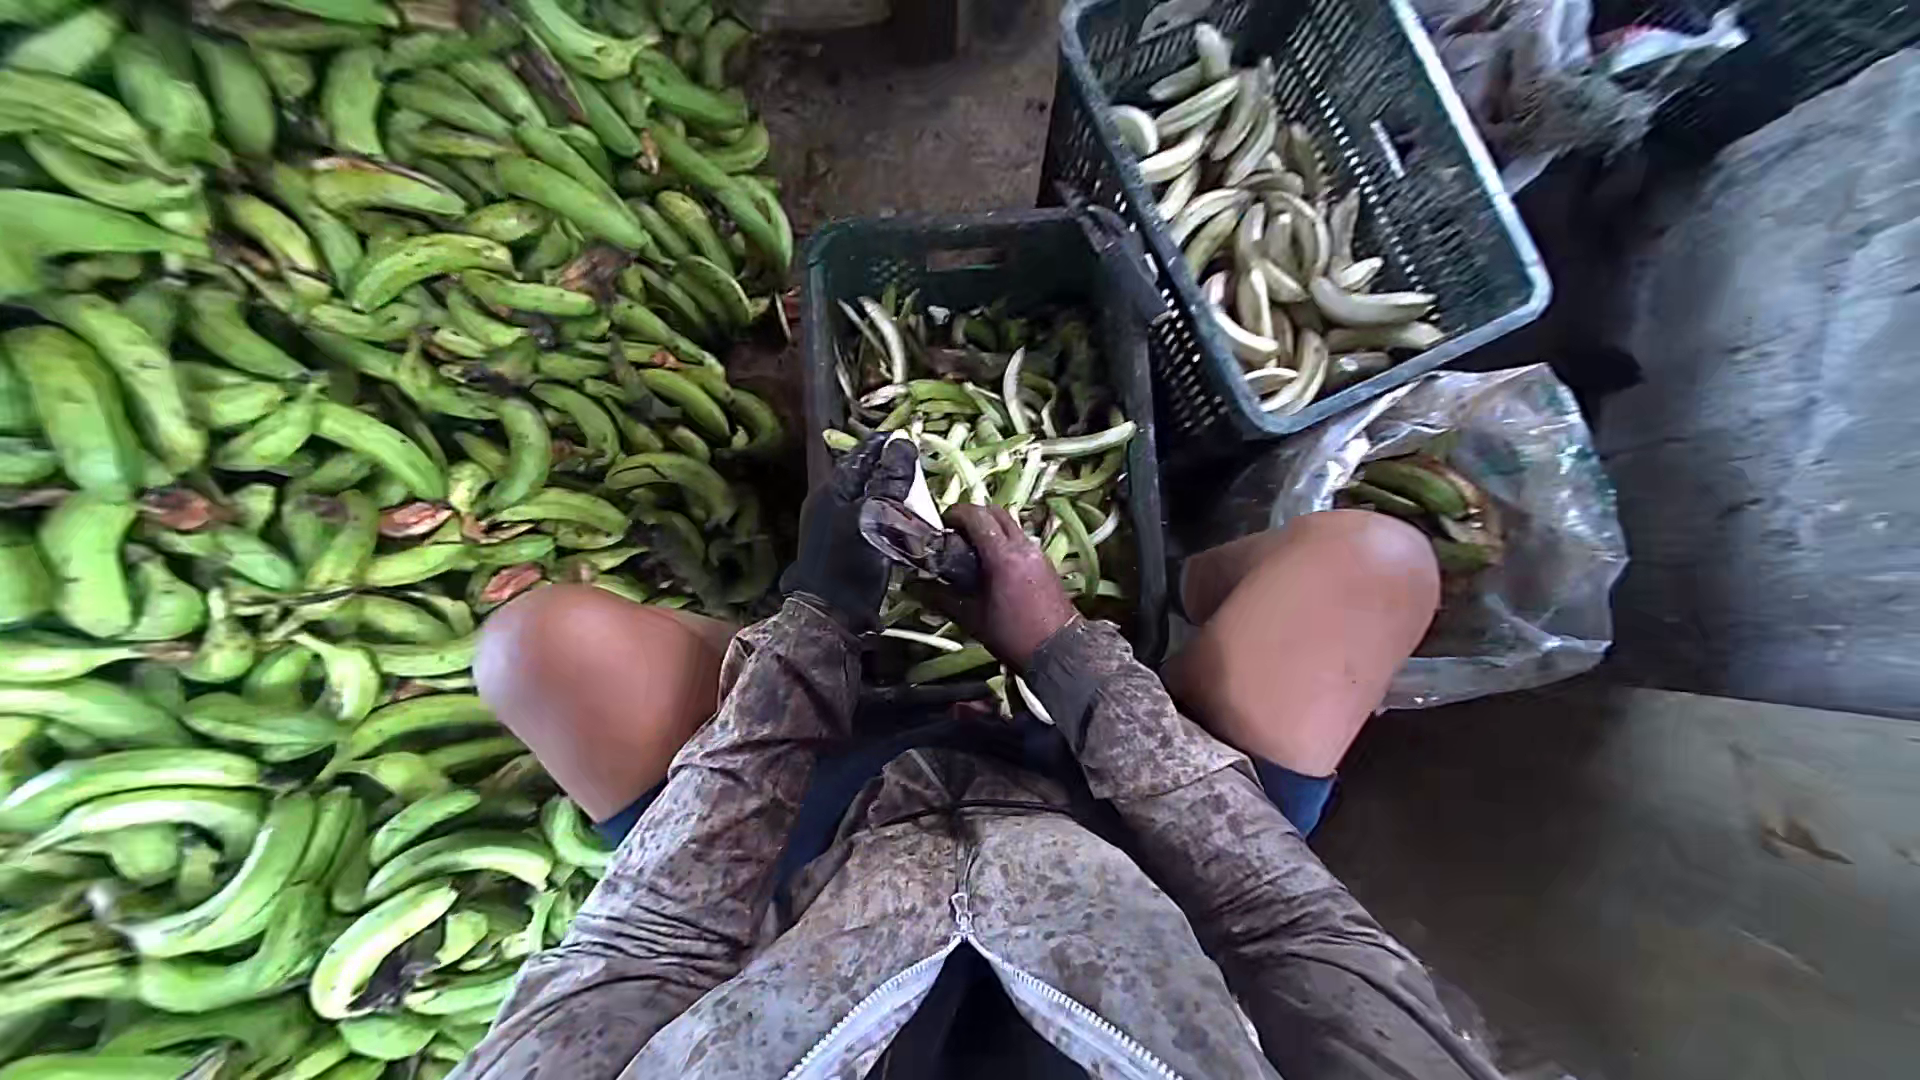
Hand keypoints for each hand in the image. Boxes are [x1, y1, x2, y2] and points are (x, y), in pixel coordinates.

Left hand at [780, 434, 916, 627]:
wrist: (831, 614)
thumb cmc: (850, 562)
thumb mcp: (873, 516)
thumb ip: (888, 480)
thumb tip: (901, 443)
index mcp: (832, 491)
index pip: (860, 456)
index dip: (882, 445)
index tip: (905, 436)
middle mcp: (827, 504)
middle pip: (860, 476)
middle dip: (885, 467)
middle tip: (913, 463)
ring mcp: (831, 526)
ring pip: (863, 497)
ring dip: (885, 491)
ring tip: (910, 489)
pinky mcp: (841, 546)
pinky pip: (866, 518)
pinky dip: (883, 513)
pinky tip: (898, 520)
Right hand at [934, 503, 1077, 669]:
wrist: (1061, 652)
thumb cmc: (1013, 636)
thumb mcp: (972, 619)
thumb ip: (941, 598)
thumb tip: (914, 587)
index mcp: (1003, 557)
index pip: (977, 517)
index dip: (956, 513)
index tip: (941, 522)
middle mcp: (1023, 547)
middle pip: (996, 512)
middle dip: (973, 515)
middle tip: (954, 531)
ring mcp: (1038, 553)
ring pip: (1011, 524)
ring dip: (990, 526)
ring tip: (971, 547)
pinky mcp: (1046, 562)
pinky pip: (1021, 539)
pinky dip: (1004, 539)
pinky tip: (992, 562)